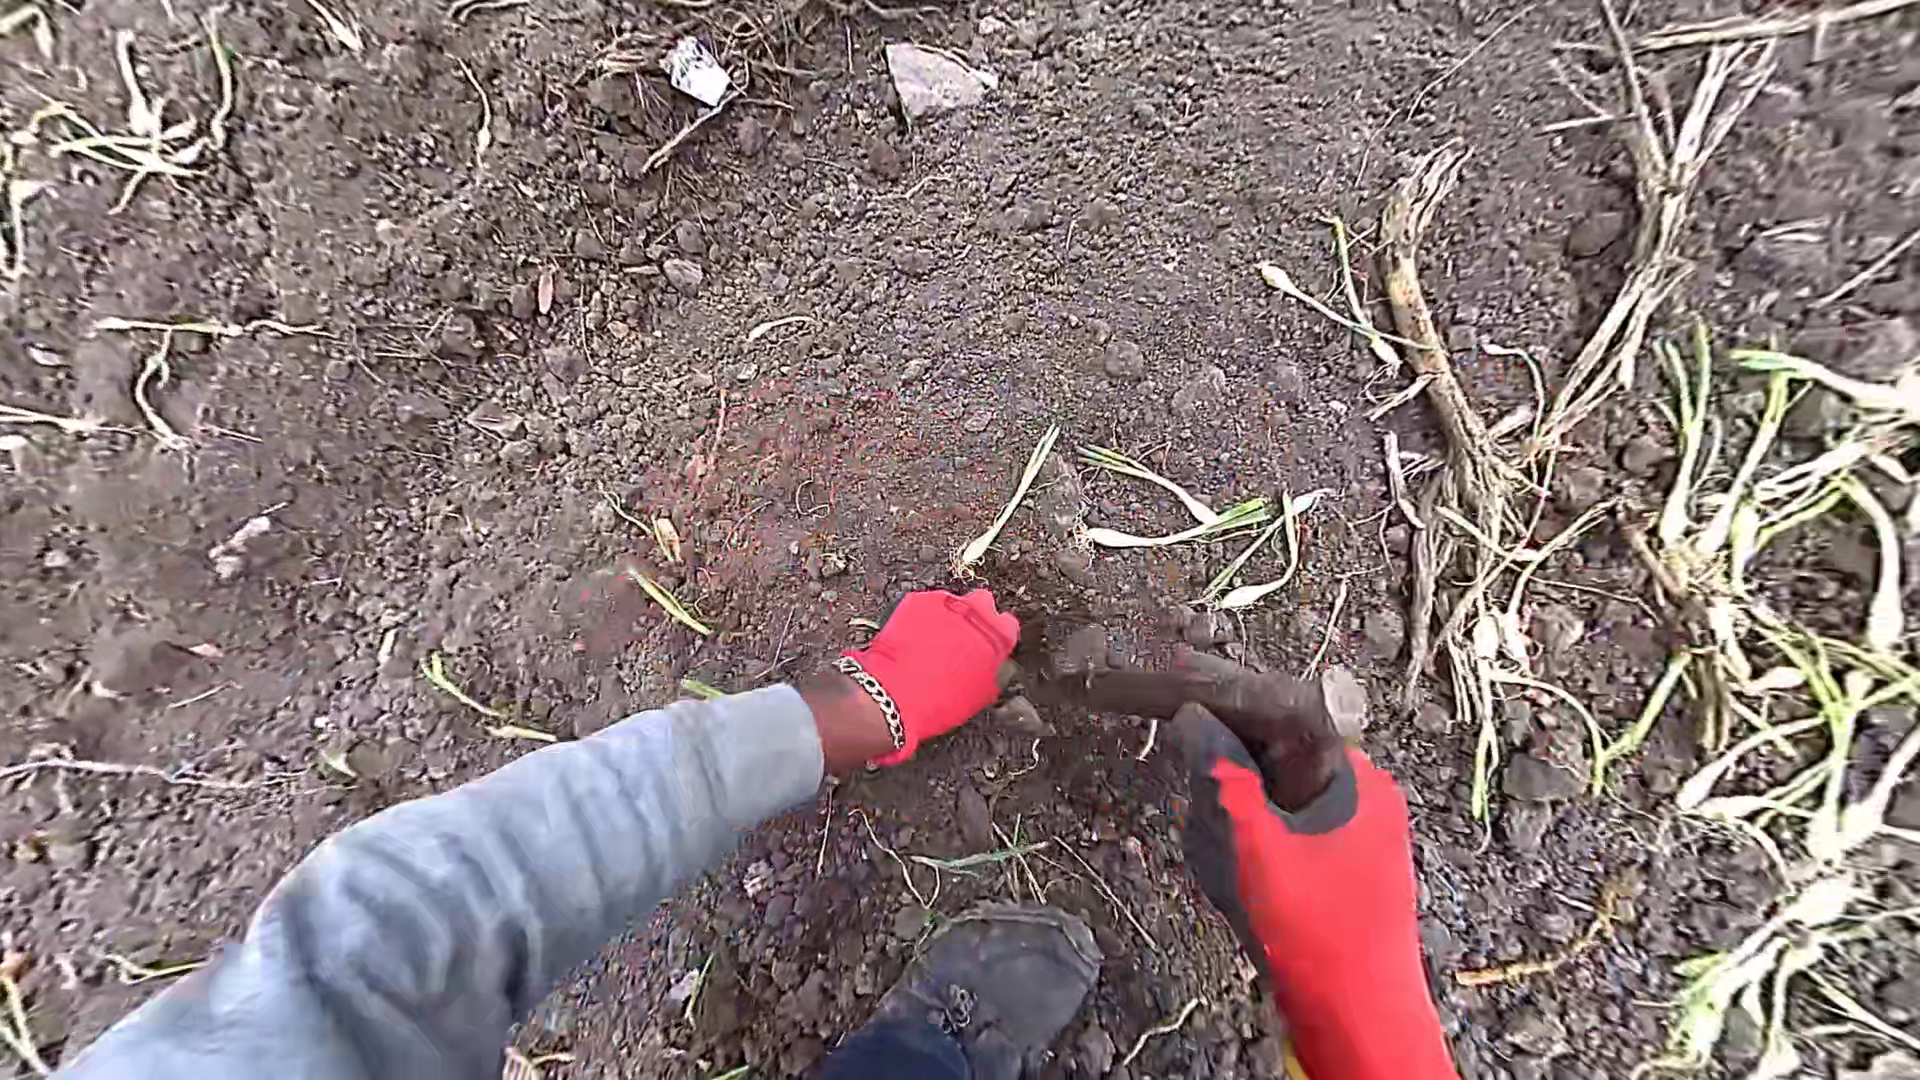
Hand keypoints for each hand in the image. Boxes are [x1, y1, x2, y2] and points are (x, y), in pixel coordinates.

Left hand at [842, 589, 1018, 763]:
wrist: (895, 694)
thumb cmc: (939, 701)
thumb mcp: (982, 691)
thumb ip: (995, 668)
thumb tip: (994, 663)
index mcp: (999, 634)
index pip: (1008, 625)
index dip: (996, 637)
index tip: (987, 645)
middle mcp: (977, 610)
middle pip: (983, 603)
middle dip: (974, 618)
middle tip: (961, 641)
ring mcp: (947, 601)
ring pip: (954, 602)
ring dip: (947, 617)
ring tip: (932, 643)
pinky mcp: (918, 599)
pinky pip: (926, 604)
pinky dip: (922, 616)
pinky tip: (915, 638)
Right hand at [1176, 703, 1458, 1079]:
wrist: (1356, 1020)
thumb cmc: (1312, 927)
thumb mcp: (1255, 842)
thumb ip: (1222, 773)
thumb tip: (1191, 713)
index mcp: (1353, 776)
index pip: (1284, 709)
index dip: (1228, 691)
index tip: (1184, 671)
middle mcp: (1358, 789)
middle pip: (1280, 738)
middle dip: (1227, 733)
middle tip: (1179, 720)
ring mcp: (1350, 821)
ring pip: (1278, 771)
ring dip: (1234, 769)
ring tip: (1194, 763)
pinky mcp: (1335, 848)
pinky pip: (1282, 802)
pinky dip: (1247, 799)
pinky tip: (1220, 810)